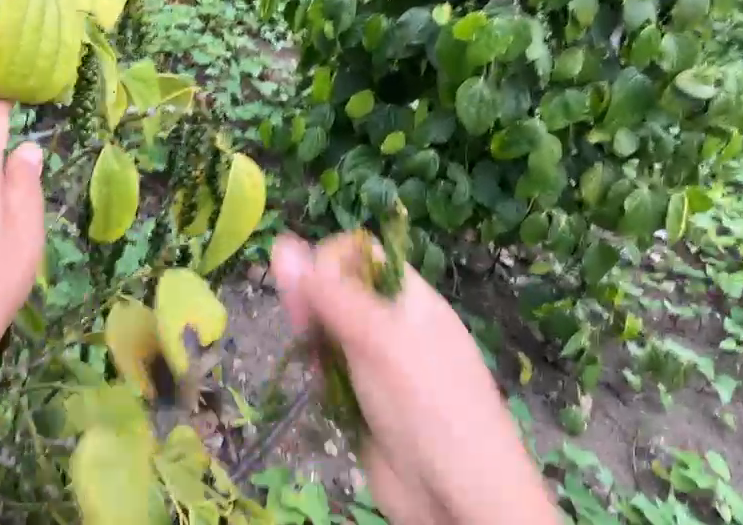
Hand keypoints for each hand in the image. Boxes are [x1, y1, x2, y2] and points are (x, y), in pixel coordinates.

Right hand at [271, 234, 558, 524]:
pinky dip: (318, 376)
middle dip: (313, 303)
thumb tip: (281, 243)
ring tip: (315, 365)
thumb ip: (328, 294)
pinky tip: (320, 389)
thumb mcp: (378, 340)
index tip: (307, 287)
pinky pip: (327, 370)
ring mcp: (377, 363)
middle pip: (336, 290)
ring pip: (326, 330)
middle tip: (302, 327)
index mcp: (410, 300)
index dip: (328, 262)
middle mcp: (393, 324)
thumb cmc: (429, 407)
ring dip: (313, 342)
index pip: (360, 255)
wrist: (461, 503)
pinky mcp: (361, 399)